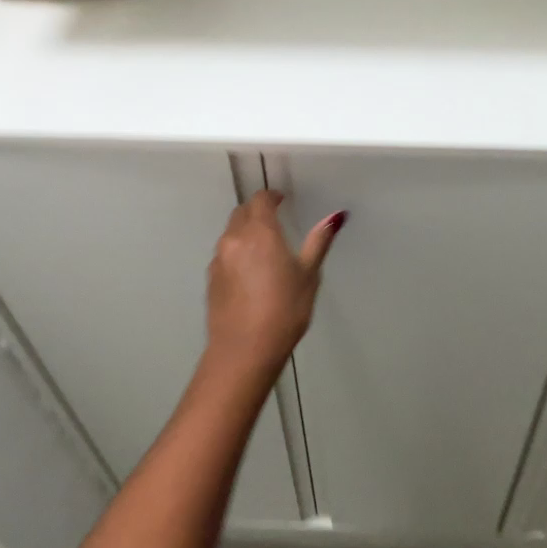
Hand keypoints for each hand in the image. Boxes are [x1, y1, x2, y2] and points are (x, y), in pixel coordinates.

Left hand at [206, 191, 343, 374]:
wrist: (244, 350)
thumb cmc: (283, 310)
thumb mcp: (308, 275)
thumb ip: (318, 242)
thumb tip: (335, 216)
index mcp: (260, 232)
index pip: (260, 200)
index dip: (271, 197)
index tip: (282, 200)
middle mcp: (234, 239)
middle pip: (241, 213)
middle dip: (257, 212)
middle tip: (274, 221)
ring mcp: (218, 260)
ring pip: (230, 234)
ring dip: (245, 232)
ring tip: (263, 249)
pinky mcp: (210, 279)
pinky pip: (224, 255)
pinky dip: (236, 253)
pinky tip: (249, 274)